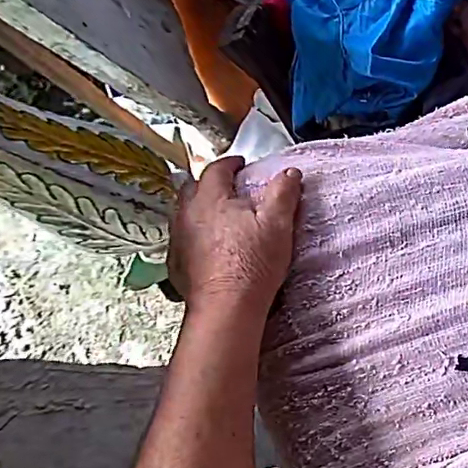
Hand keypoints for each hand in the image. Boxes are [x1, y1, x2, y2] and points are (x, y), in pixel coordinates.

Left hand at [168, 157, 302, 313]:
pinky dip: (195, 233)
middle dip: (211, 183)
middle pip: (194, 187)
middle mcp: (188, 213)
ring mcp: (178, 237)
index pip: (217, 170)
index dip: (231, 164)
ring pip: (185, 212)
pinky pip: (183, 237)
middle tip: (229, 188)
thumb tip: (290, 173)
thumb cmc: (254, 262)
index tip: (242, 165)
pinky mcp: (177, 261)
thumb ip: (284, 194)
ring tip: (219, 215)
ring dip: (201, 208)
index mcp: (212, 198)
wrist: (227, 304)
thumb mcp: (278, 224)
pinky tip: (209, 244)